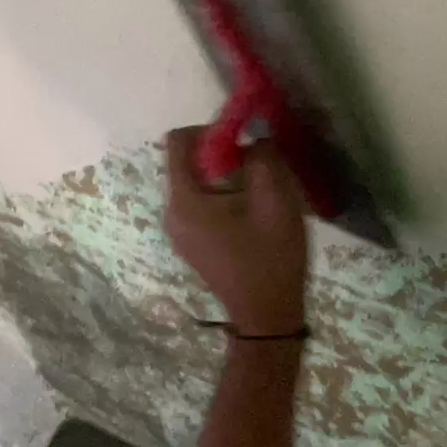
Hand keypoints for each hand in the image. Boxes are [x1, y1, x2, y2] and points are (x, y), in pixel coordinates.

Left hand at [163, 126, 309, 335]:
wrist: (267, 316)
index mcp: (184, 201)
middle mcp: (171, 213)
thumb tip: (253, 136)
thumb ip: (262, 158)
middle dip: (220, 152)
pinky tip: (250, 208)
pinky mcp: (191, 241)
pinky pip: (199, 201)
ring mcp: (179, 230)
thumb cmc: (271, 257)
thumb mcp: (275, 201)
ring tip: (257, 186)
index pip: (177, 141)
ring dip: (224, 173)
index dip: (209, 130)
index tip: (242, 139)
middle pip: (186, 161)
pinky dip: (221, 193)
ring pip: (196, 181)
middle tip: (256, 162)